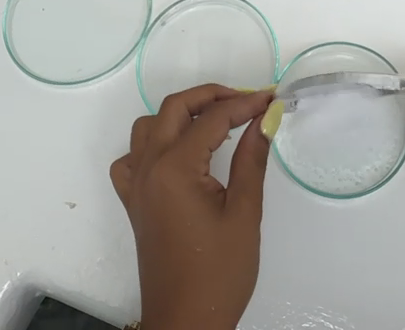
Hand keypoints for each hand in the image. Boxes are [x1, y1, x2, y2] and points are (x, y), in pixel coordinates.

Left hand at [110, 85, 273, 329]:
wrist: (186, 324)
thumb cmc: (219, 273)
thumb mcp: (245, 214)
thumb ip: (252, 159)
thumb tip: (264, 117)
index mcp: (175, 168)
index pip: (213, 118)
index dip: (245, 103)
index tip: (272, 99)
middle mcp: (148, 168)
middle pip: (175, 107)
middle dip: (212, 96)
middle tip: (247, 101)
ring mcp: (136, 184)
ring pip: (150, 125)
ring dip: (182, 114)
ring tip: (217, 121)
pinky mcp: (134, 202)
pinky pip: (133, 156)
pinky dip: (153, 143)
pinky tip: (177, 153)